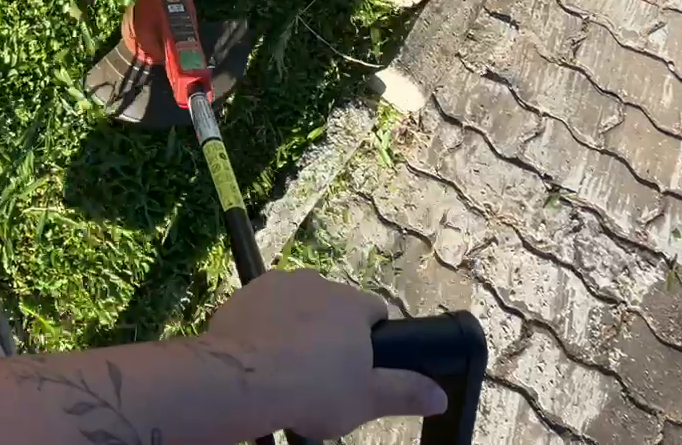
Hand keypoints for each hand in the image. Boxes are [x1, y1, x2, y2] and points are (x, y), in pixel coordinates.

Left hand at [203, 269, 446, 437]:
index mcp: (350, 304)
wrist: (242, 377)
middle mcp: (316, 281)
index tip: (363, 365)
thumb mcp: (367, 399)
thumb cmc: (312, 388)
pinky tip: (263, 352)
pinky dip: (269, 323)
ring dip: (300, 324)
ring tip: (291, 364)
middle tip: (325, 372)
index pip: (375, 311)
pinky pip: (268, 306)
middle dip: (334, 332)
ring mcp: (279, 282)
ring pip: (299, 303)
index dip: (374, 338)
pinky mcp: (249, 290)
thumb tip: (439, 394)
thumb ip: (404, 392)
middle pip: (335, 306)